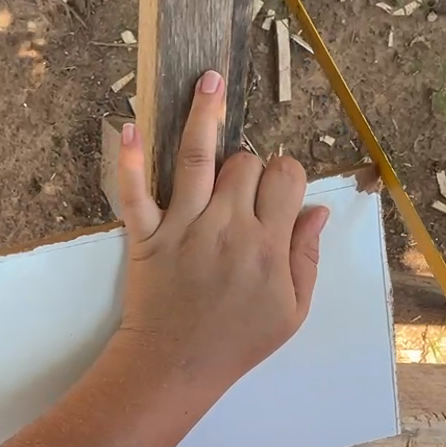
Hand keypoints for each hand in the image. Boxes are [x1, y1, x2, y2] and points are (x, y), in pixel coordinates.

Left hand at [112, 69, 328, 396]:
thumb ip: (307, 258)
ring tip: (208, 79)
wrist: (176, 367)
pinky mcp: (147, 237)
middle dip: (250, 165)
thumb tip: (318, 210)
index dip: (286, 176)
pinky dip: (129, 160)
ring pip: (197, 158)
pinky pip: (135, 193)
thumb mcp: (291, 312)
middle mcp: (228, 227)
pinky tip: (128, 126)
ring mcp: (184, 228)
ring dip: (204, 114)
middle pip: (245, 163)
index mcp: (268, 245)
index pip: (286, 178)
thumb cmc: (236, 343)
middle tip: (242, 189)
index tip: (279, 191)